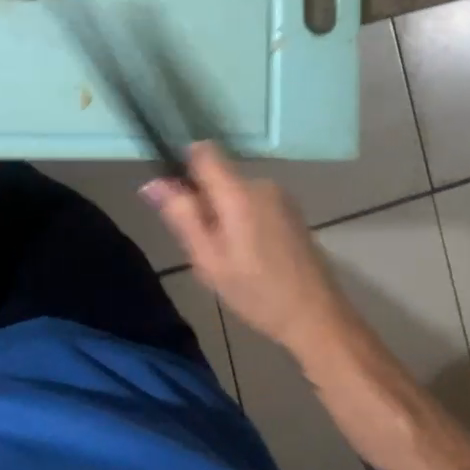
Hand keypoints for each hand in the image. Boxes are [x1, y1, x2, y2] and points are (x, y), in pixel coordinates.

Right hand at [144, 143, 338, 350]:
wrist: (317, 317)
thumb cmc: (256, 291)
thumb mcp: (208, 259)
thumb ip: (181, 215)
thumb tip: (152, 183)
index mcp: (238, 192)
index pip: (203, 151)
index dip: (183, 165)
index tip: (179, 198)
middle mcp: (261, 184)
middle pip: (219, 175)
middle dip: (204, 201)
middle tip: (204, 245)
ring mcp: (281, 197)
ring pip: (236, 191)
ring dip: (225, 213)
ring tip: (229, 255)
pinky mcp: (292, 211)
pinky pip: (254, 202)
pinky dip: (244, 219)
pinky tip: (251, 255)